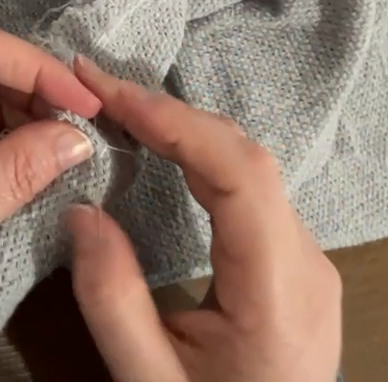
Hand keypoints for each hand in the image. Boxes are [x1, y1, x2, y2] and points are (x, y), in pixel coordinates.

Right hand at [67, 57, 341, 381]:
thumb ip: (113, 300)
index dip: (175, 121)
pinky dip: (195, 149)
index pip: (240, 174)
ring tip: (115, 104)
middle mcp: (308, 261)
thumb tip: (80, 206)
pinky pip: (245, 183)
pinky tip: (157, 141)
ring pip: (246, 162)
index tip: (108, 93)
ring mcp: (306, 257)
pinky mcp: (291, 258)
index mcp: (282, 293)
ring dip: (179, 124)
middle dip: (167, 111)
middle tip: (96, 88)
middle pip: (244, 156)